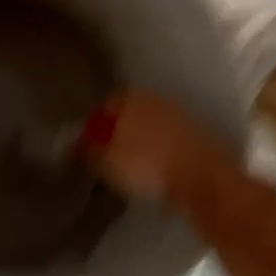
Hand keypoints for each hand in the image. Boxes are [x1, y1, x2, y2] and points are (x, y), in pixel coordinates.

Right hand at [80, 90, 226, 198]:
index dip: (93, 127)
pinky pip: (170, 140)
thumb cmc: (146, 164)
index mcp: (129, 97)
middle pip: (130, 113)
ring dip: (143, 141)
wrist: (204, 178)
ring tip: (133, 164)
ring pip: (152, 126)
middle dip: (119, 131)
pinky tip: (157, 169)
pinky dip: (162, 151)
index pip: (103, 106)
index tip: (88, 147)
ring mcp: (180, 115)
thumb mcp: (105, 161)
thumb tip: (71, 145)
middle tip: (109, 155)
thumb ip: (86, 150)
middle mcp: (155, 98)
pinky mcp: (200, 135)